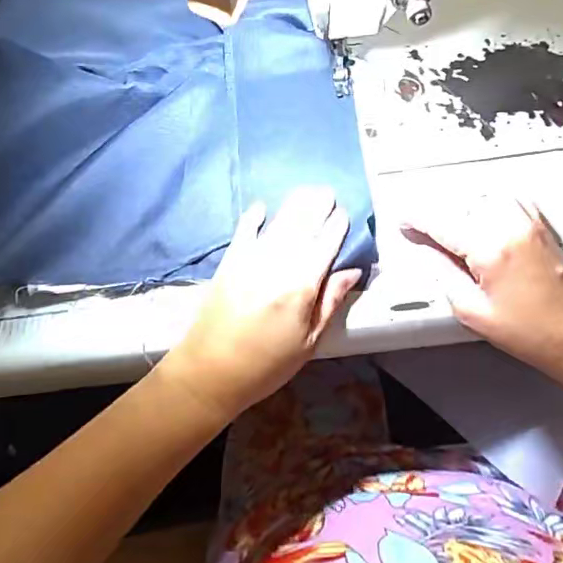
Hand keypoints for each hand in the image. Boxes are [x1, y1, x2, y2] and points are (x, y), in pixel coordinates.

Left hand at [158, 187, 362, 423]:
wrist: (211, 371)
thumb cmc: (267, 364)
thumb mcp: (309, 341)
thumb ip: (330, 302)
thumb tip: (351, 271)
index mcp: (301, 286)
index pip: (325, 245)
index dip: (336, 228)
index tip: (344, 214)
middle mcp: (277, 265)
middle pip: (302, 227)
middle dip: (317, 207)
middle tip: (328, 191)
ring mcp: (250, 261)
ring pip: (277, 225)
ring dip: (293, 205)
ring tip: (307, 191)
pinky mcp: (228, 263)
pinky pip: (243, 233)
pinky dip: (253, 218)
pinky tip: (262, 207)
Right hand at [401, 198, 562, 390]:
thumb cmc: (532, 332)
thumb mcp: (473, 312)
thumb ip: (445, 274)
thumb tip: (429, 252)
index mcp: (490, 247)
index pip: (441, 221)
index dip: (416, 220)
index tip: (404, 222)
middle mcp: (510, 225)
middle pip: (460, 203)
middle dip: (437, 213)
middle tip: (422, 229)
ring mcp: (529, 221)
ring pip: (483, 195)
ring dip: (462, 206)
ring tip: (450, 226)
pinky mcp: (541, 224)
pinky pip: (507, 199)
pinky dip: (488, 203)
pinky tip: (481, 218)